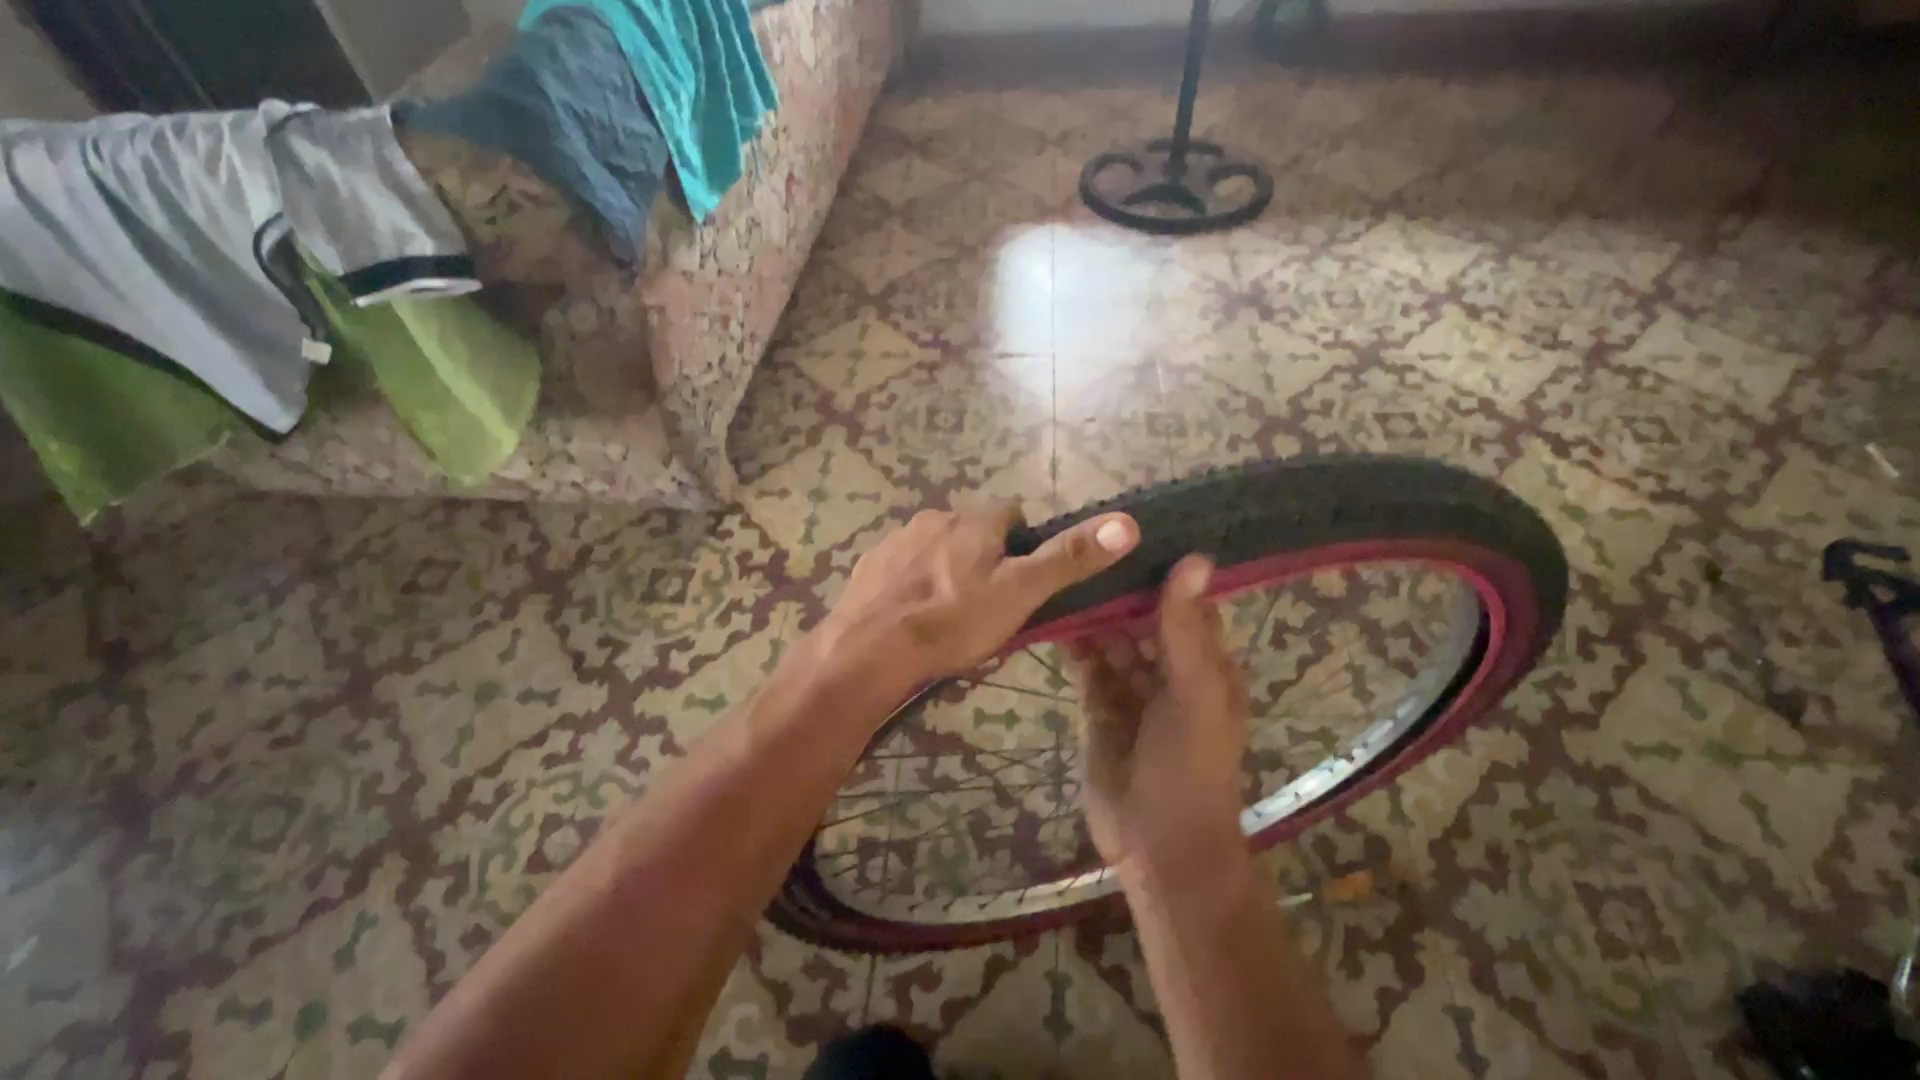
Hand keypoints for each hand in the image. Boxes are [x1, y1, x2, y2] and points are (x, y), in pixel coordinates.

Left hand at [816, 499, 1138, 692]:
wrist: (870, 649)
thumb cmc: (954, 621)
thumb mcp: (1022, 592)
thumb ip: (1071, 557)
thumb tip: (1128, 522)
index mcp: (975, 520)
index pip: (1013, 515)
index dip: (1026, 545)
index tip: (1027, 581)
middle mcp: (935, 517)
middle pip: (974, 533)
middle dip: (985, 560)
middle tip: (992, 608)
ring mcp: (897, 540)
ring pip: (937, 550)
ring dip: (948, 572)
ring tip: (951, 620)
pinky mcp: (870, 566)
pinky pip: (903, 570)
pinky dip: (913, 587)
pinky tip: (914, 620)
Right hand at [1068, 556, 1249, 875]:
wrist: (1158, 845)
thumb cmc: (1189, 766)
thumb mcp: (1195, 692)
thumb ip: (1187, 628)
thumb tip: (1196, 557)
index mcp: (1207, 664)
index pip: (1186, 604)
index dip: (1163, 571)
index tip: (1133, 528)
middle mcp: (1171, 672)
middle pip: (1144, 619)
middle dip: (1119, 589)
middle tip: (1081, 541)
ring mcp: (1133, 693)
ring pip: (1113, 642)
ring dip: (1093, 614)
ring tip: (1060, 571)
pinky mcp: (1099, 712)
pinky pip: (1087, 669)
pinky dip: (1074, 646)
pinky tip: (1052, 616)